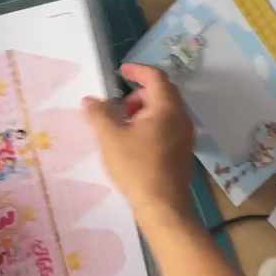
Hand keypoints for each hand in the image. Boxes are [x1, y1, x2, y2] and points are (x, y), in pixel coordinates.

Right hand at [83, 63, 197, 226]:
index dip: (137, 70)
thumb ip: (99, 114)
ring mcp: (185, 135)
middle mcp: (181, 117)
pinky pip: (168, 126)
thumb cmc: (137, 167)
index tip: (121, 71)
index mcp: (167, 108)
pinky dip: (152, 124)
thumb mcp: (110, 138)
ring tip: (124, 127)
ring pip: (166, 111)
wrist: (163, 206)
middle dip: (138, 94)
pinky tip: (135, 143)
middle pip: (162, 93)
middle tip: (119, 107)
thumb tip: (90, 99)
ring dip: (144, 111)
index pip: (155, 77)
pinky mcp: (183, 151)